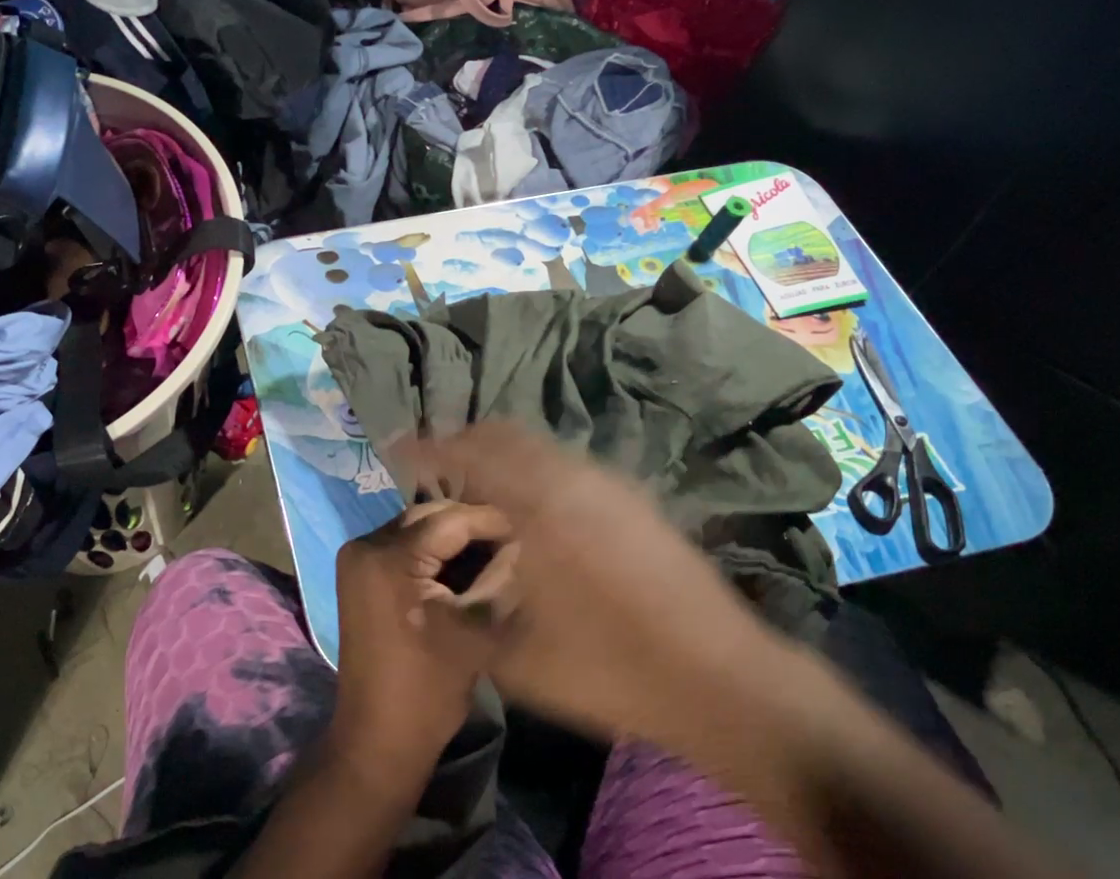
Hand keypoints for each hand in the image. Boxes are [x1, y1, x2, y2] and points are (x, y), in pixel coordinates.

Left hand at [330, 502, 512, 770]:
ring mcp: (356, 559)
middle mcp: (365, 545)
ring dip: (450, 537)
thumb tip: (516, 545)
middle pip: (428, 516)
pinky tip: (459, 567)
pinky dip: (429, 551)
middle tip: (510, 543)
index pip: (450, 520)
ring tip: (490, 553)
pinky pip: (400, 546)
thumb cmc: (430, 686)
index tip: (526, 531)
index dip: (491, 522)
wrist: (379, 731)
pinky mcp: (357, 574)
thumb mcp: (476, 629)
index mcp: (389, 557)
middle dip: (469, 526)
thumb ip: (498, 579)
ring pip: (414, 528)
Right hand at [402, 422, 791, 747]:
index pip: (467, 454)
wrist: (725, 683)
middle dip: (461, 443)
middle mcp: (574, 481)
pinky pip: (568, 468)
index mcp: (539, 508)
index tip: (394, 450)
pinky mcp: (636, 505)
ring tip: (474, 492)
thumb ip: (454, 628)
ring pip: (540, 449)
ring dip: (500, 458)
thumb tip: (409, 606)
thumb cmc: (611, 672)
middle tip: (431, 469)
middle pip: (504, 435)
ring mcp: (612, 489)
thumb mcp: (516, 661)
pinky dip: (533, 473)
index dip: (425, 448)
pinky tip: (530, 518)